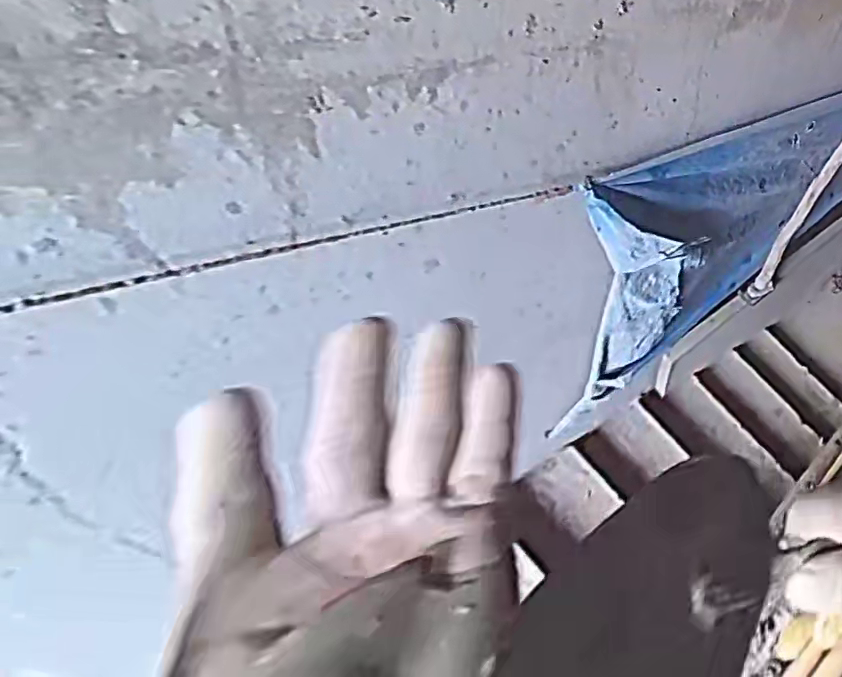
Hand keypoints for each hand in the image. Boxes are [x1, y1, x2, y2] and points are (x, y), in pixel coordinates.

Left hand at [163, 319, 517, 675]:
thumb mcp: (223, 646)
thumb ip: (225, 533)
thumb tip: (213, 429)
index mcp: (256, 592)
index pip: (237, 506)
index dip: (228, 454)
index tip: (224, 404)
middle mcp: (346, 553)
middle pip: (350, 448)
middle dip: (358, 385)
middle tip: (365, 329)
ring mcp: (421, 538)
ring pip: (429, 442)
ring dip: (437, 384)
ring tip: (442, 332)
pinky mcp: (485, 536)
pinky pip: (490, 466)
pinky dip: (495, 419)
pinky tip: (494, 378)